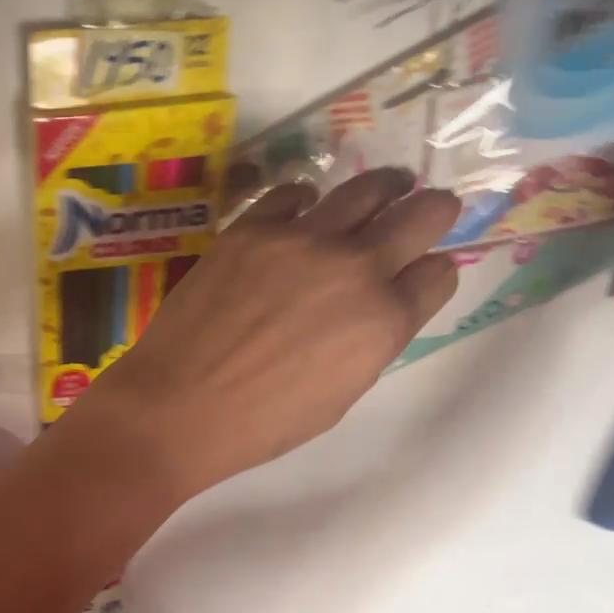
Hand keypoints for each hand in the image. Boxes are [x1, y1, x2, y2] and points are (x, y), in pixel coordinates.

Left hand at [65, 167, 461, 499]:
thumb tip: (377, 312)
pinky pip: (292, 194)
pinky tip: (303, 209)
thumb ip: (368, 345)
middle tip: (428, 210)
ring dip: (384, 188)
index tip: (421, 275)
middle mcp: (355, 268)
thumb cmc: (258, 424)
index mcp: (383, 322)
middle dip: (433, 212)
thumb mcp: (337, 397)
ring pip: (366, 189)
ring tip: (385, 189)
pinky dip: (305, 199)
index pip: (438, 275)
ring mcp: (302, 240)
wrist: (175, 409)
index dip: (432, 275)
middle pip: (422, 215)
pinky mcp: (251, 230)